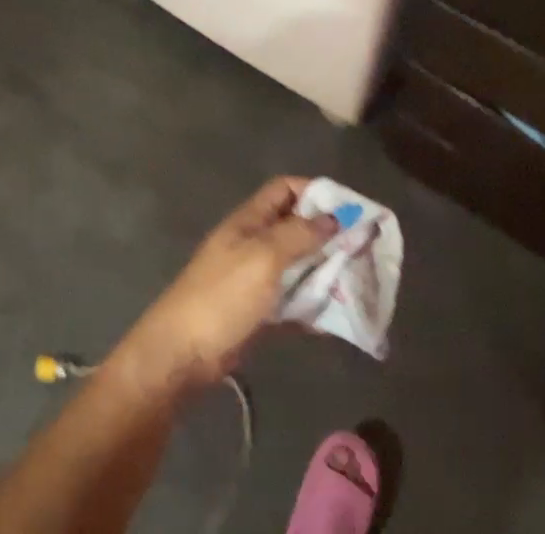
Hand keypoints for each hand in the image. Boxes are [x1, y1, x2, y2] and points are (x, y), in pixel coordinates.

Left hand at [111, 177, 336, 394]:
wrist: (181, 355)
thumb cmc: (221, 297)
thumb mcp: (263, 257)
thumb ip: (298, 234)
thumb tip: (334, 219)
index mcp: (248, 222)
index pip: (285, 190)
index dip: (316, 192)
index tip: (349, 210)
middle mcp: (253, 244)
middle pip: (296, 227)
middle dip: (328, 234)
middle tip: (363, 247)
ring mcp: (255, 280)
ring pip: (298, 265)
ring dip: (325, 270)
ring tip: (358, 279)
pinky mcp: (258, 313)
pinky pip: (293, 301)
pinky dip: (313, 305)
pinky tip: (336, 314)